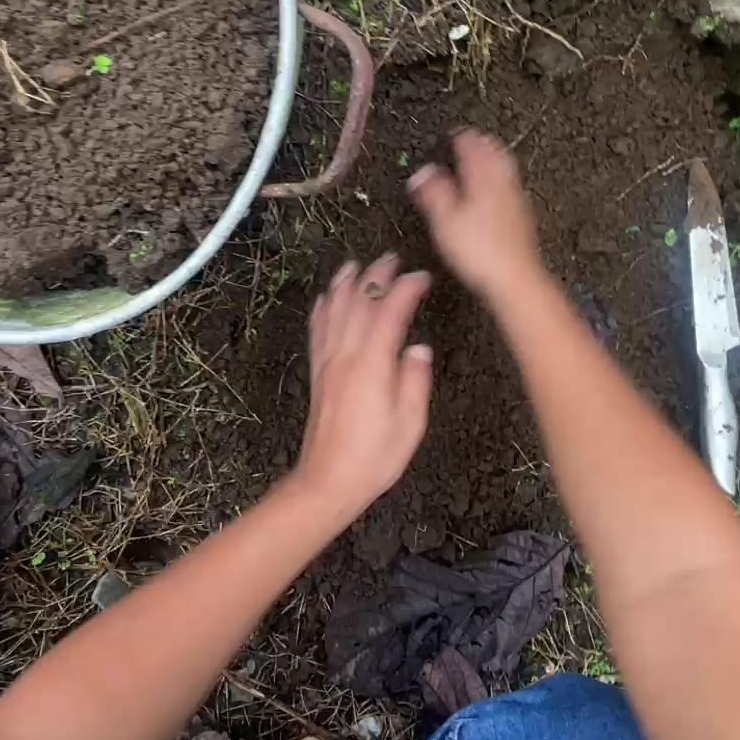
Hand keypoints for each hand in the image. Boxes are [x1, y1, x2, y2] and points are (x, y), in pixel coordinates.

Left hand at [295, 254, 433, 511]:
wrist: (328, 480)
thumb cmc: (375, 456)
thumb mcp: (410, 423)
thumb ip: (415, 380)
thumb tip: (418, 347)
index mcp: (372, 364)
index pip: (390, 312)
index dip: (407, 289)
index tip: (423, 276)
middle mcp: (346, 355)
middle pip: (358, 302)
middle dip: (375, 275)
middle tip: (392, 258)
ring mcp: (327, 362)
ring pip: (333, 310)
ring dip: (345, 283)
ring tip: (355, 264)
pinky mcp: (317, 372)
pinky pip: (317, 330)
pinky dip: (322, 308)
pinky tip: (325, 297)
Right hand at [406, 129, 546, 303]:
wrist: (514, 278)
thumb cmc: (478, 249)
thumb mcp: (445, 220)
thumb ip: (433, 192)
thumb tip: (422, 173)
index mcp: (483, 180)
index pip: (473, 149)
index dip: (462, 138)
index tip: (455, 133)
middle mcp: (502, 186)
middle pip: (495, 155)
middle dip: (483, 145)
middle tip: (474, 138)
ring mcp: (515, 202)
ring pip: (505, 170)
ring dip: (494, 159)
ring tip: (486, 156)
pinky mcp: (520, 219)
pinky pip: (510, 188)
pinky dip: (500, 179)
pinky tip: (496, 191)